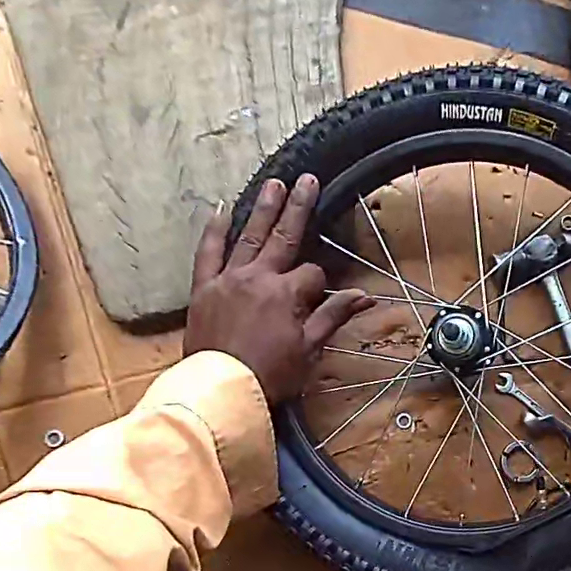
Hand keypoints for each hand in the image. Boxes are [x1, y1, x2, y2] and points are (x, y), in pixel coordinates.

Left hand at [186, 175, 373, 403]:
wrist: (222, 391)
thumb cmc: (270, 374)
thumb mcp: (309, 349)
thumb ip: (334, 316)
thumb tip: (367, 297)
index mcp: (286, 293)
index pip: (313, 276)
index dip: (322, 286)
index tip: (320, 300)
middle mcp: (258, 277)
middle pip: (284, 237)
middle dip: (299, 208)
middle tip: (308, 179)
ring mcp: (228, 279)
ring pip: (249, 236)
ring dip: (263, 208)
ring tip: (274, 183)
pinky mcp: (204, 288)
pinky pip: (208, 253)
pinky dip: (213, 231)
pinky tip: (220, 208)